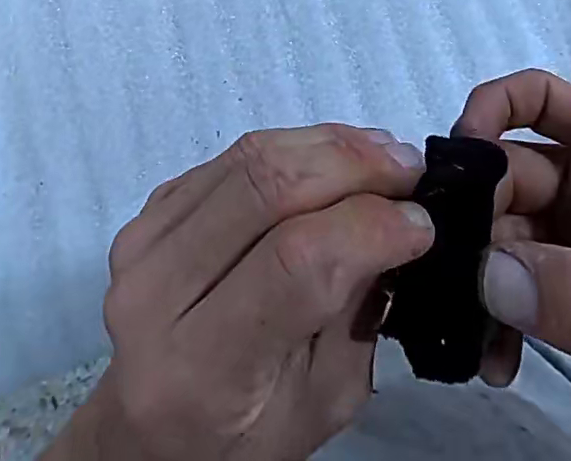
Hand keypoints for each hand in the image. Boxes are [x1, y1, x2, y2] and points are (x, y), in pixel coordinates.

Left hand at [45, 125, 433, 460]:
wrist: (148, 421)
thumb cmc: (243, 428)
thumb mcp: (321, 400)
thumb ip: (358, 311)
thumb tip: (398, 218)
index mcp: (199, 369)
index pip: (295, 264)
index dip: (369, 228)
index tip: (423, 222)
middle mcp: (157, 292)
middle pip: (271, 190)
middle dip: (357, 166)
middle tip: (410, 169)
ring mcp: (146, 238)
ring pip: (256, 156)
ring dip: (335, 143)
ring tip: (385, 152)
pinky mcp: (153, 204)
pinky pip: (240, 151)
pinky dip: (302, 141)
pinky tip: (340, 152)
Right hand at [456, 71, 570, 460]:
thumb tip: (483, 270)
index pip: (547, 100)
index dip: (494, 107)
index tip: (452, 159)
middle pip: (512, 174)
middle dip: (475, 217)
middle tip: (442, 273)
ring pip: (506, 233)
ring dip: (480, 277)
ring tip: (468, 333)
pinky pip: (516, 285)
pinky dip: (497, 316)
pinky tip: (495, 361)